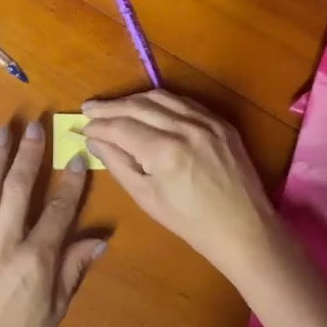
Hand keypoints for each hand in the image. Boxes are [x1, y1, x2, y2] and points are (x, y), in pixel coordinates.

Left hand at [0, 119, 104, 326]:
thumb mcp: (58, 307)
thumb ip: (75, 268)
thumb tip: (100, 239)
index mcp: (38, 260)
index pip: (59, 210)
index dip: (70, 181)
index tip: (76, 155)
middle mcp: (5, 243)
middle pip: (18, 188)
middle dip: (29, 155)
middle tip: (36, 127)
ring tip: (4, 131)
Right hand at [82, 90, 285, 281]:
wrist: (243, 229)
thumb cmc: (190, 222)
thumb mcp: (146, 198)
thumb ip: (118, 164)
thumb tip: (94, 141)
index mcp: (164, 151)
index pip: (120, 126)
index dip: (98, 125)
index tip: (83, 127)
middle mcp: (185, 128)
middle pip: (138, 105)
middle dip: (109, 107)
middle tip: (89, 108)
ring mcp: (207, 122)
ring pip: (161, 97)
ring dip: (133, 99)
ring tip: (114, 106)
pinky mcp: (221, 123)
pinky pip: (185, 102)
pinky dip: (162, 101)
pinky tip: (148, 107)